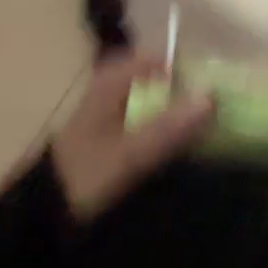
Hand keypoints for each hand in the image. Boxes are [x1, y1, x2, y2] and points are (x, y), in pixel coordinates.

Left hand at [51, 53, 212, 219]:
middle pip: (163, 76)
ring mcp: (115, 102)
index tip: (219, 95)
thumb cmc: (85, 174)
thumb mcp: (130, 154)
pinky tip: (184, 145)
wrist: (48, 210)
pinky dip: (168, 126)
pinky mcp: (117, 126)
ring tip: (208, 132)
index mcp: (114, 76)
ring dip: (180, 112)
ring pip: (159, 96)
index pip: (164, 57)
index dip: (192, 71)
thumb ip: (170, 126)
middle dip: (189, 93)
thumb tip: (212, 96)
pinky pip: (152, 115)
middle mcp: (115, 80)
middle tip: (219, 116)